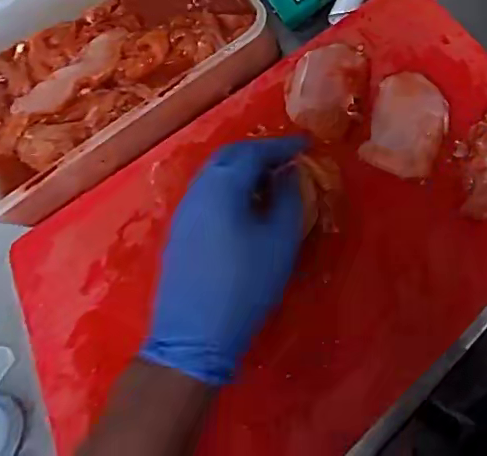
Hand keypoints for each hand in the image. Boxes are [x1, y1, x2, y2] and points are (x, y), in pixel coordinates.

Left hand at [139, 137, 308, 385]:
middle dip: (261, 151)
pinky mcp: (180, 230)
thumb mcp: (280, 239)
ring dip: (244, 168)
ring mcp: (185, 209)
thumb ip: (289, 197)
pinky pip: (209, 191)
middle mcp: (200, 188)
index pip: (256, 150)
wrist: (192, 340)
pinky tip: (247, 204)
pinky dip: (231, 185)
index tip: (307, 144)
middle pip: (232, 155)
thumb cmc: (244, 285)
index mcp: (223, 184)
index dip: (283, 145)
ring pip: (217, 173)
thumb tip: (290, 172)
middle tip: (288, 158)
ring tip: (271, 179)